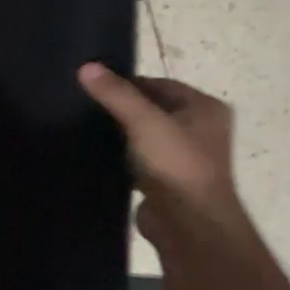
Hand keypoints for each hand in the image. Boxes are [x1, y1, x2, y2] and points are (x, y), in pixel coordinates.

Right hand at [78, 63, 243, 246]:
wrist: (187, 222)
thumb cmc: (175, 164)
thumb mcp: (143, 122)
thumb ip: (116, 95)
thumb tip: (86, 67)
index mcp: (205, 108)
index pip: (160, 84)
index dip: (127, 83)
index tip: (92, 86)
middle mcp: (200, 128)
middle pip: (153, 108)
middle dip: (122, 108)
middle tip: (84, 107)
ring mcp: (185, 156)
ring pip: (145, 135)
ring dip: (121, 133)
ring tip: (86, 130)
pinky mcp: (168, 179)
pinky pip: (140, 158)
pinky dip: (122, 156)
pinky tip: (98, 157)